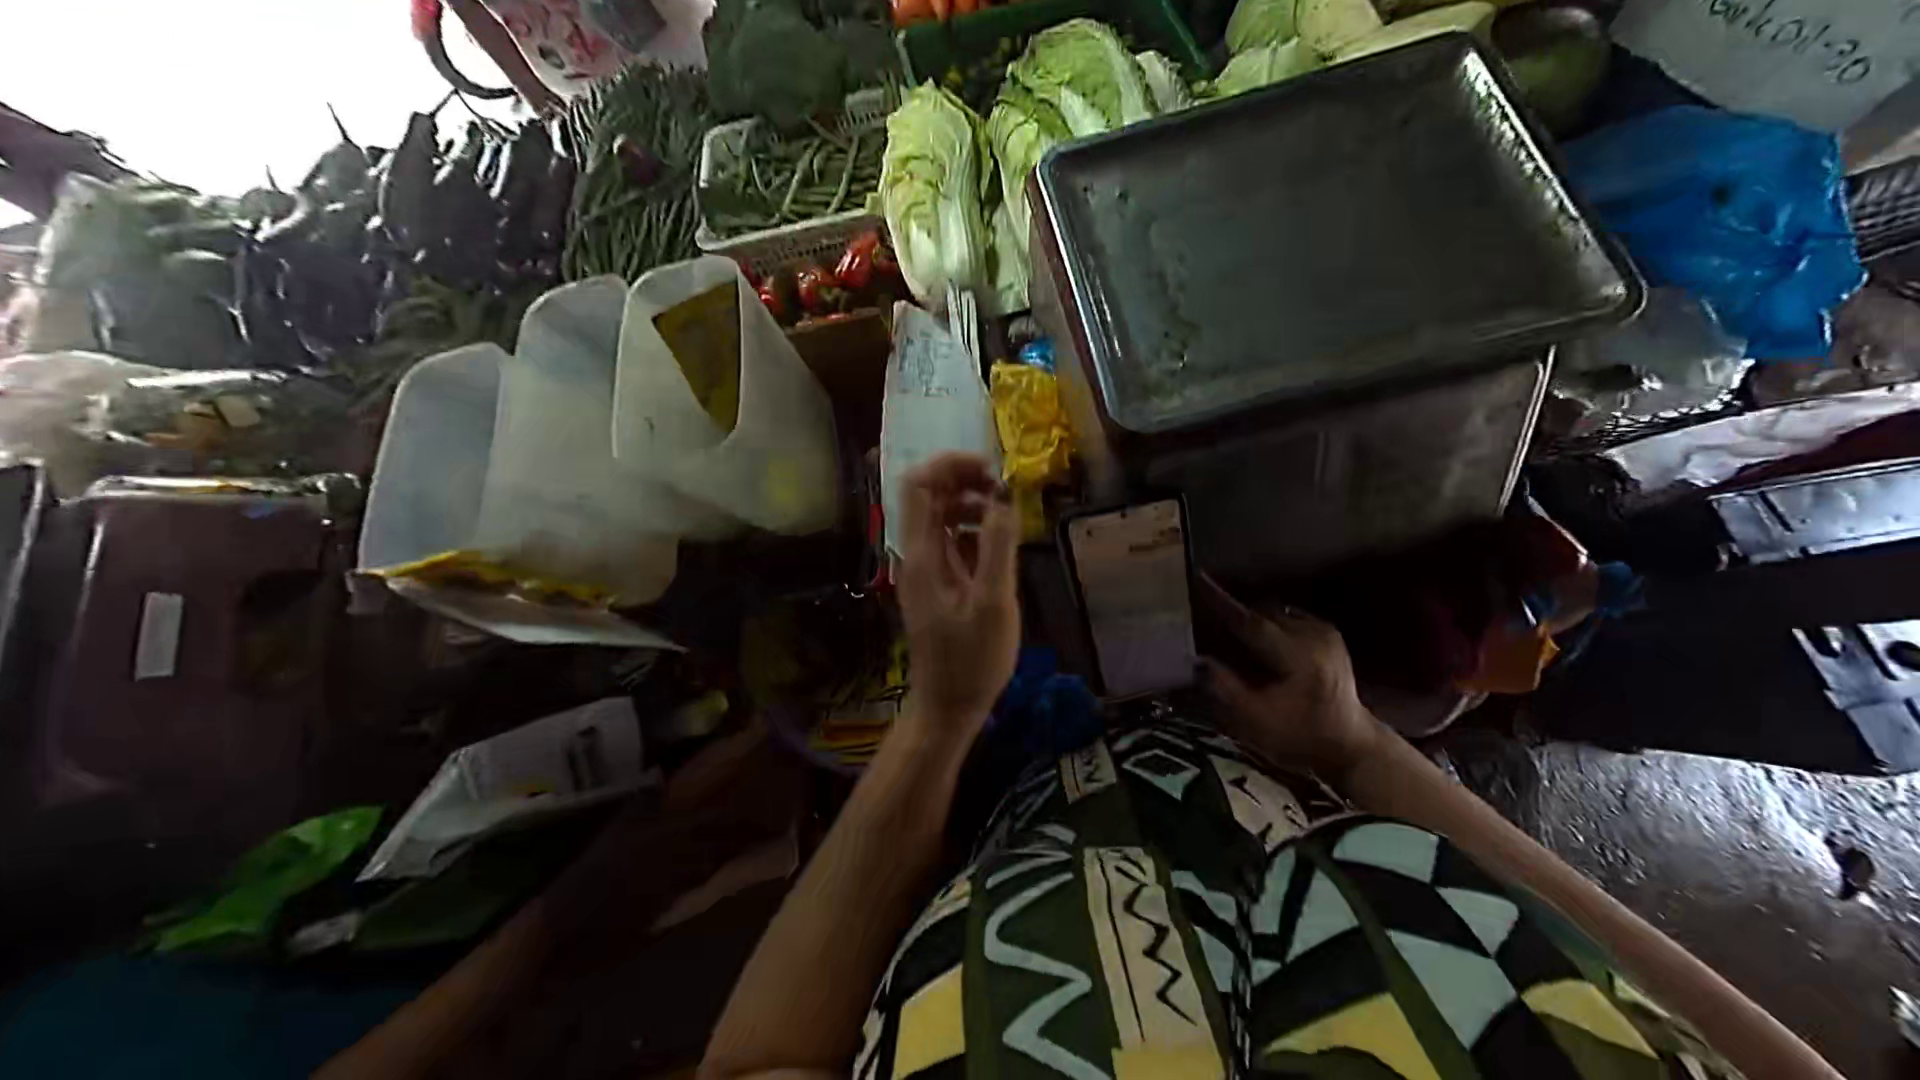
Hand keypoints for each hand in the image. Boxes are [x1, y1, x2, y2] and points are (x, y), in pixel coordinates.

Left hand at [896, 454, 1020, 735]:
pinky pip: (949, 540)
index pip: (918, 485)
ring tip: (1005, 515)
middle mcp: (916, 554)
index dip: (950, 465)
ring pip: (939, 516)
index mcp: (922, 554)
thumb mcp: (993, 603)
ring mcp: (924, 569)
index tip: (990, 469)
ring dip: (969, 504)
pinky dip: (971, 530)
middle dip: (963, 481)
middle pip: (928, 495)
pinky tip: (997, 544)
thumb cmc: (972, 659)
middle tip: (1003, 490)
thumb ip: (998, 547)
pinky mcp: (936, 583)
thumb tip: (1004, 497)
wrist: (947, 705)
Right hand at [1196, 575, 1385, 776]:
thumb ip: (1226, 688)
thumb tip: (1200, 660)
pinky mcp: (1327, 633)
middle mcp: (1316, 637)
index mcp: (1300, 658)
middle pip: (1262, 613)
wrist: (1350, 745)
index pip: (1252, 622)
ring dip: (1251, 621)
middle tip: (1210, 630)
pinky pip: (1287, 617)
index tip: (1199, 579)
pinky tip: (1258, 644)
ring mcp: (1325, 632)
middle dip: (1234, 618)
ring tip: (1233, 639)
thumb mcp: (1257, 721)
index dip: (1222, 602)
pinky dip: (1268, 625)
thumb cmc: (1301, 737)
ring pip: (1273, 612)